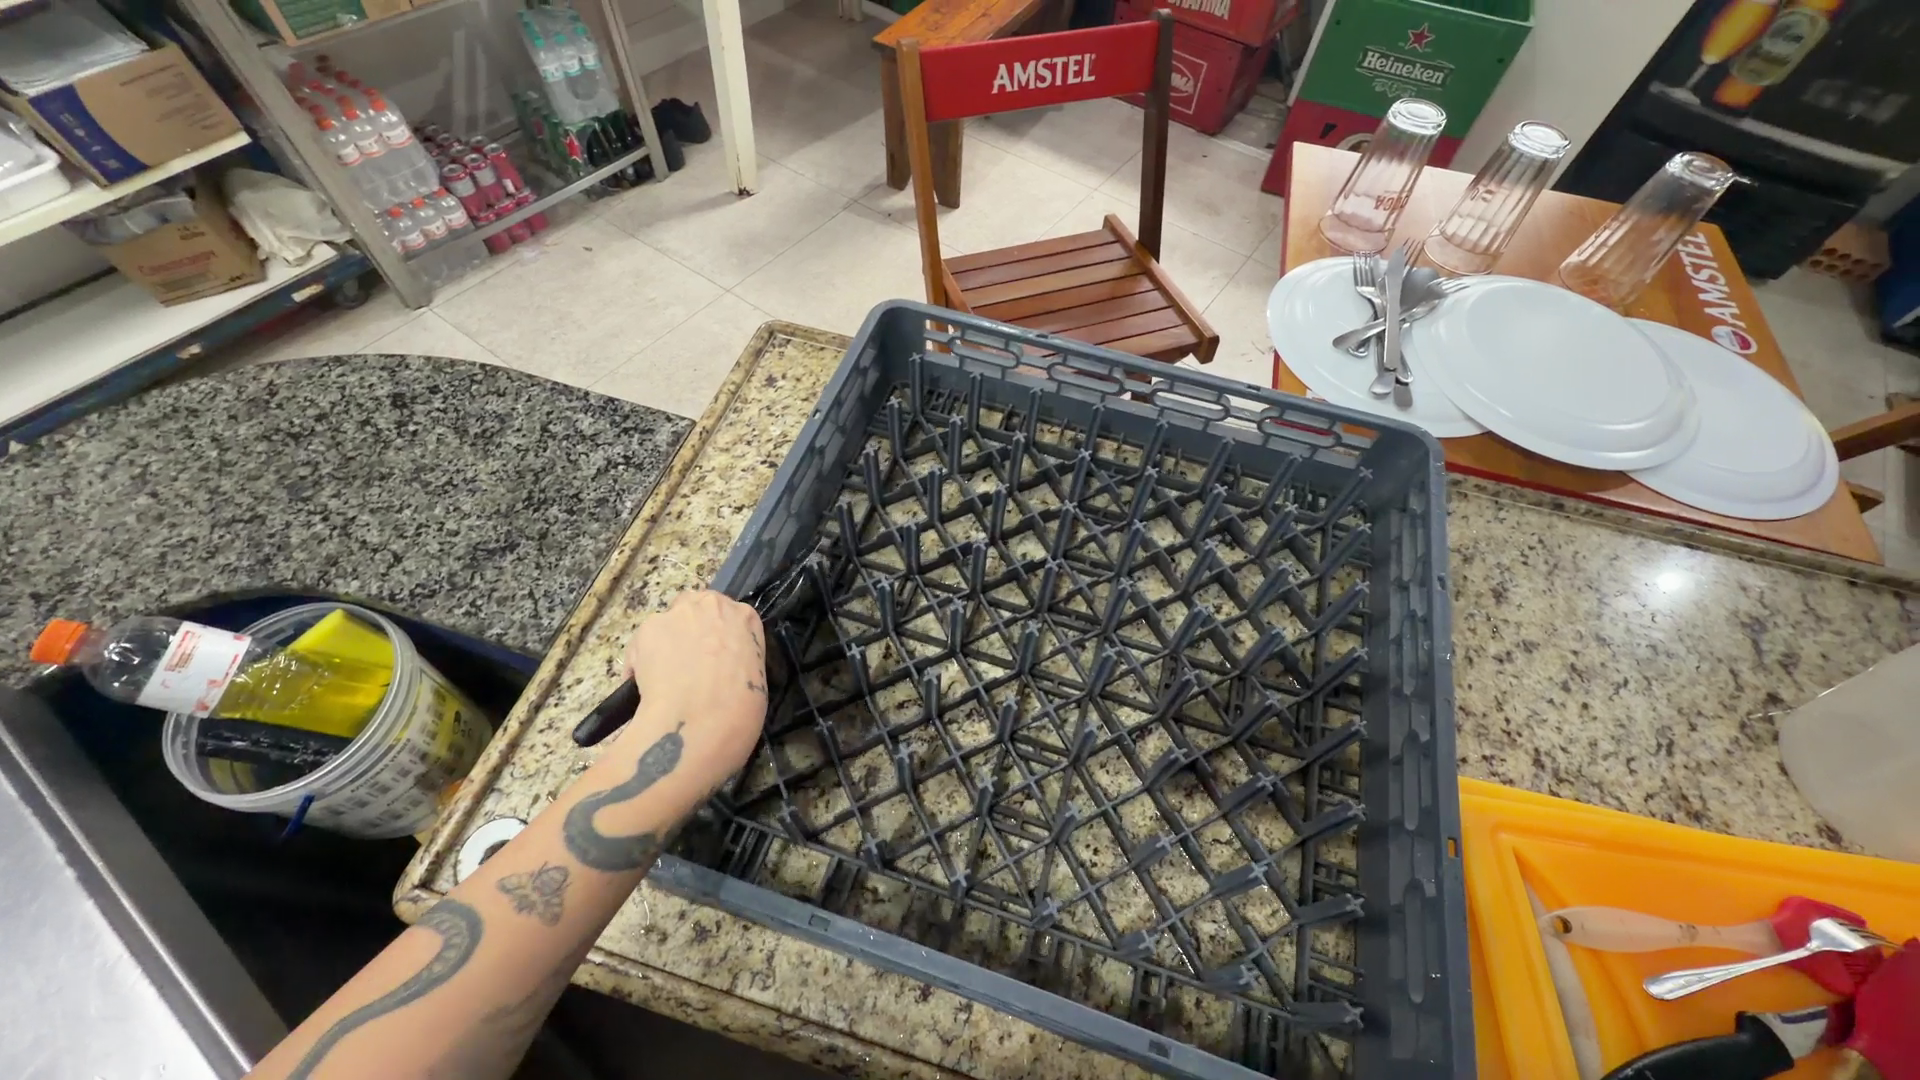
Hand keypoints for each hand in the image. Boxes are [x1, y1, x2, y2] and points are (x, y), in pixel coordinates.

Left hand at [617, 590, 766, 792]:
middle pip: (696, 608)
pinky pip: (641, 646)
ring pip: (667, 624)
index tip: (715, 659)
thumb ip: (738, 659)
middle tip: (689, 664)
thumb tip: (721, 669)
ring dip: (666, 645)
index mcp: (746, 618)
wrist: (699, 721)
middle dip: (691, 630)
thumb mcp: (755, 678)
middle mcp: (712, 606)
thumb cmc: (740, 709)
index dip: (720, 639)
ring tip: (665, 681)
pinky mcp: (646, 630)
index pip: (731, 617)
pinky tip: (646, 690)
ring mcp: (677, 614)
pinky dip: (641, 664)